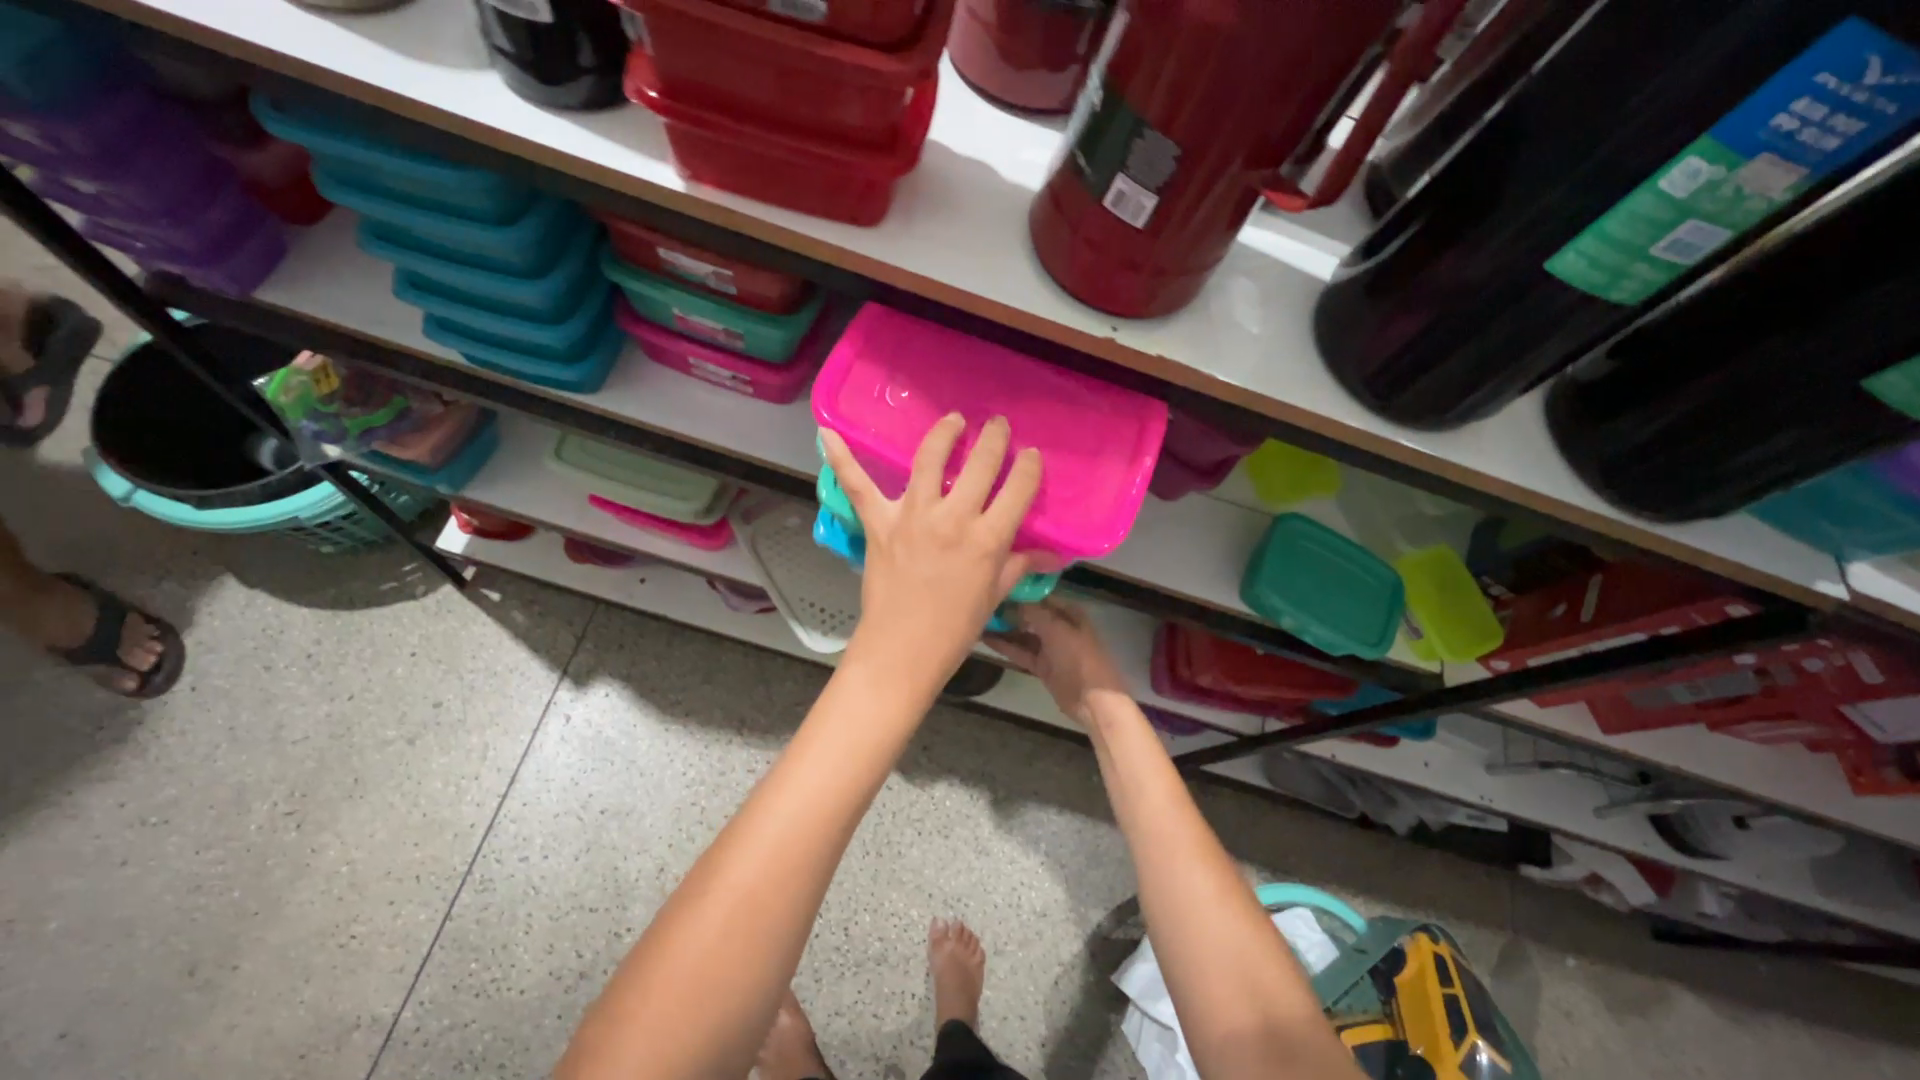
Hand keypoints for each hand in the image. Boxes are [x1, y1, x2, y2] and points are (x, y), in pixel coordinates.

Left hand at [822, 413, 1040, 682]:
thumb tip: (1050, 554)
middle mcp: (953, 519)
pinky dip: (841, 458)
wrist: (903, 649)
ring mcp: (913, 517)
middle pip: (980, 464)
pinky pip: (858, 485)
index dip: (1028, 466)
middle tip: (998, 426)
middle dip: (994, 438)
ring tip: (953, 421)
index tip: (1030, 455)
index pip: (1018, 489)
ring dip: (944, 433)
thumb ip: (1019, 565)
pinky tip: (826, 433)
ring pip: (929, 459)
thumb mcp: (995, 596)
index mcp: (988, 539)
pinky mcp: (879, 523)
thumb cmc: (955, 628)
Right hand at [985, 599, 1129, 725]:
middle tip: (982, 602)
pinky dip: (1005, 646)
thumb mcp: (1056, 629)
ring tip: (978, 618)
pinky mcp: (1042, 665)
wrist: (1092, 699)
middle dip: (1009, 610)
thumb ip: (1033, 612)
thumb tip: (1012, 600)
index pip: (1040, 596)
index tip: (996, 585)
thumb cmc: (1078, 657)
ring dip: (1004, 628)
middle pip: (1030, 614)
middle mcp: (1059, 626)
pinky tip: (985, 638)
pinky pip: (1021, 652)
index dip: (1020, 592)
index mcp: (1068, 613)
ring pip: (1023, 634)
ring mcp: (1050, 647)